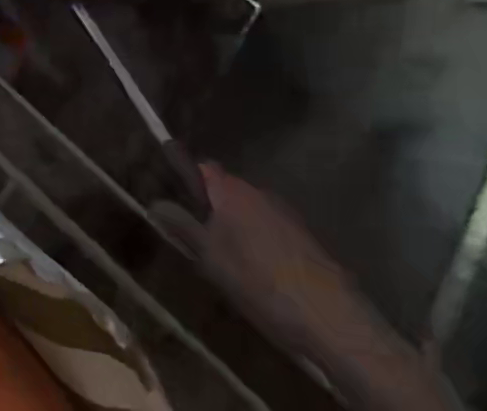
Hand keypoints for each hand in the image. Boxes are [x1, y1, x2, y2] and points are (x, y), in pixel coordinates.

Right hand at [153, 162, 367, 356]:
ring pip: (250, 211)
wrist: (332, 319)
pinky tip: (261, 273)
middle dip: (212, 207)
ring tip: (230, 261)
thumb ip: (181, 225)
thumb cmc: (259, 281)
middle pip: (227, 190)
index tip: (176, 195)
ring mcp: (286, 213)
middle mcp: (259, 192)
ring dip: (237, 226)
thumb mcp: (210, 257)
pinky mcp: (305, 237)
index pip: (204, 167)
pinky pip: (271, 228)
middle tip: (200, 240)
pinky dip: (261, 241)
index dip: (188, 177)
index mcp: (232, 191)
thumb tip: (154, 202)